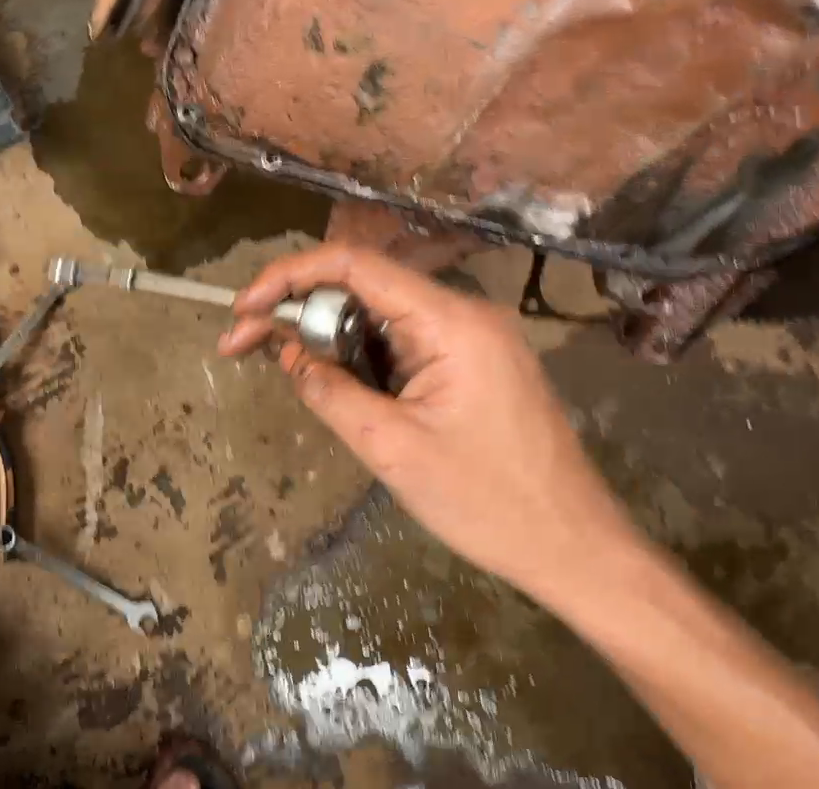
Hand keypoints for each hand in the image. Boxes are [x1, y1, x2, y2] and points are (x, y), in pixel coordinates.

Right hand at [218, 246, 640, 598]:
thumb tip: (283, 354)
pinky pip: (396, 341)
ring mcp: (467, 339)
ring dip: (320, 335)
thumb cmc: (489, 503)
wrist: (577, 551)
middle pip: (359, 287)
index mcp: (450, 323)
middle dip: (294, 310)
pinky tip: (324, 378)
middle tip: (240, 344)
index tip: (242, 308)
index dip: (288, 276)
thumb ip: (328, 391)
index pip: (354, 266)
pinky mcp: (467, 364)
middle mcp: (461, 315)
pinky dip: (352, 355)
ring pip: (374, 315)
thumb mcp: (391, 447)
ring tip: (275, 363)